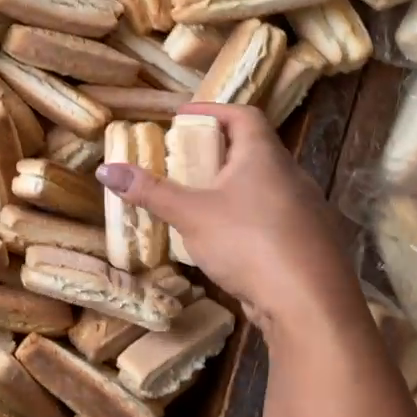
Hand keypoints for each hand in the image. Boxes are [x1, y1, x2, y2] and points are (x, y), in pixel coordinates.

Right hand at [95, 104, 362, 333]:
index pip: (244, 115)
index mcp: (265, 158)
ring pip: (263, 184)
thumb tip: (105, 169)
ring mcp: (306, 211)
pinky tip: (224, 237)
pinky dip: (245, 214)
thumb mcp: (188, 214)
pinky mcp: (309, 242)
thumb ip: (148, 190)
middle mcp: (291, 177)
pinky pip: (273, 215)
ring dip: (230, 184)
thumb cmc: (248, 244)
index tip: (181, 117)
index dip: (212, 110)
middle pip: (253, 149)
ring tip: (195, 198)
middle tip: (179, 159)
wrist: (311, 307)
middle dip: (214, 150)